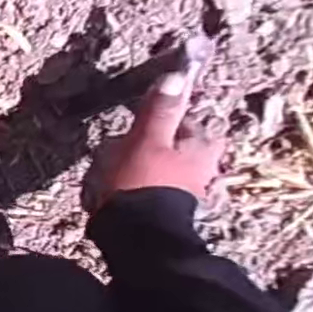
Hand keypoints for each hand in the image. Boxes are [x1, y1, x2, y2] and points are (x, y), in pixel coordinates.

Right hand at [90, 65, 225, 203]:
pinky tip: (113, 190)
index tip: (138, 126)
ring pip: (156, 165)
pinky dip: (131, 185)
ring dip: (134, 165)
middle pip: (171, 144)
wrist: (136, 235)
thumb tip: (177, 76)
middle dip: (145, 144)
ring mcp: (185, 190)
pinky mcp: (166, 208)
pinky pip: (146, 186)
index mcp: (202, 148)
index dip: (160, 120)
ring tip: (110, 173)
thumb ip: (161, 110)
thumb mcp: (147, 139)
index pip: (186, 120)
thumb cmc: (143, 181)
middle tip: (120, 150)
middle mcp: (201, 169)